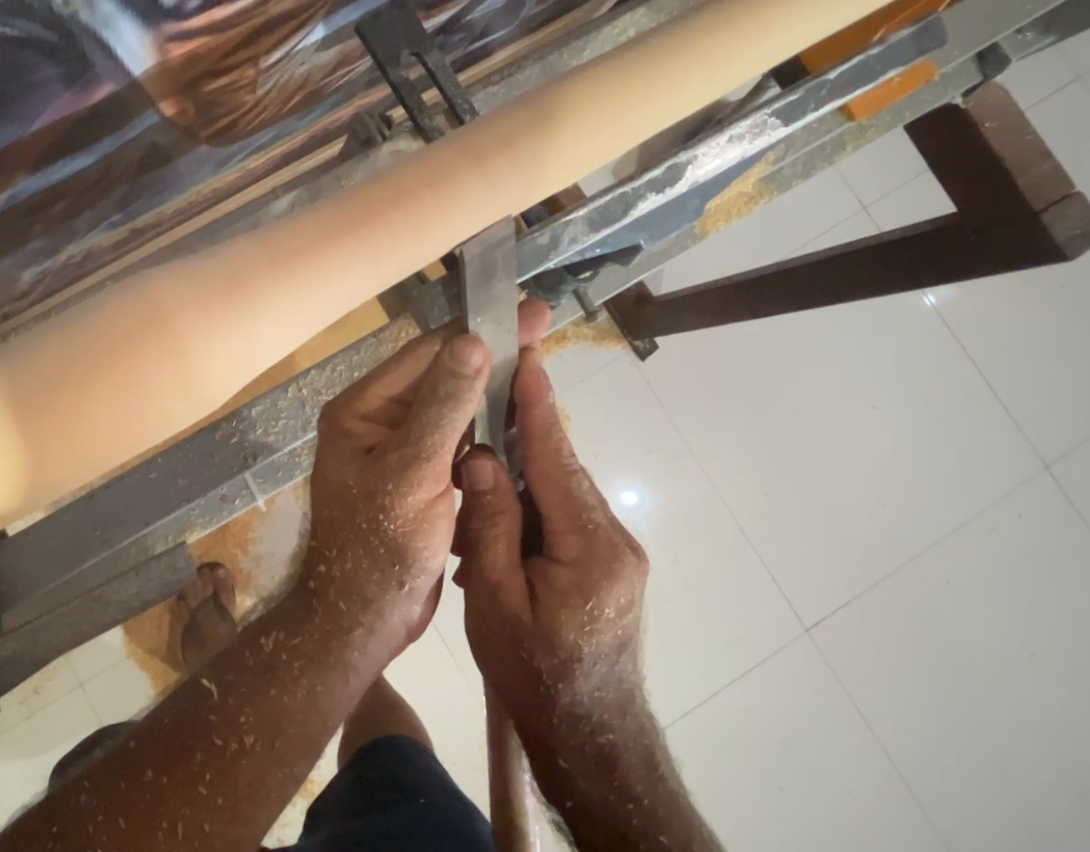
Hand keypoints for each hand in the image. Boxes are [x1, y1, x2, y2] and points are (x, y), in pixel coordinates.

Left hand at [298, 302, 551, 658]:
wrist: (365, 616)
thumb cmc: (381, 545)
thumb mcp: (412, 471)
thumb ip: (442, 406)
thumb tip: (473, 341)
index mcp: (360, 410)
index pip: (425, 354)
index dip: (478, 330)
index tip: (529, 310)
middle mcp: (374, 420)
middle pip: (438, 374)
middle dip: (489, 351)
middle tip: (541, 324)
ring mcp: (395, 447)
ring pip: (449, 404)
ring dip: (488, 385)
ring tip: (534, 360)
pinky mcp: (416, 474)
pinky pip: (453, 436)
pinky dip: (483, 423)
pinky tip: (514, 411)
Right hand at [453, 353, 649, 719]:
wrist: (588, 735)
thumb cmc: (533, 673)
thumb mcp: (494, 601)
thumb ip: (489, 525)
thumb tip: (481, 455)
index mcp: (590, 546)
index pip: (557, 458)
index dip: (538, 405)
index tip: (524, 355)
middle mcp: (614, 538)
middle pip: (560, 469)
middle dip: (520, 436)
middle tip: (477, 402)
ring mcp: (617, 551)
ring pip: (560, 491)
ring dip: (517, 478)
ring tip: (472, 470)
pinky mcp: (610, 564)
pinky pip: (564, 516)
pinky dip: (528, 507)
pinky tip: (493, 521)